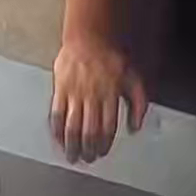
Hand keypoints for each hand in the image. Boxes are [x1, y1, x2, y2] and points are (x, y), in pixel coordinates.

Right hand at [50, 34, 147, 164]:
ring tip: (73, 157)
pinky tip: (60, 141)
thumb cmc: (110, 58)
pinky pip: (56, 117)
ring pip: (72, 128)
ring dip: (72, 147)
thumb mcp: (132, 76)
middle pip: (89, 132)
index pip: (107, 128)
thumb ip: (138, 102)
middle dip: (89, 150)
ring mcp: (75, 93)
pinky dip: (57, 132)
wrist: (88, 35)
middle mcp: (92, 95)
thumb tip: (135, 127)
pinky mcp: (60, 90)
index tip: (102, 153)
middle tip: (88, 159)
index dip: (104, 144)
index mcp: (110, 93)